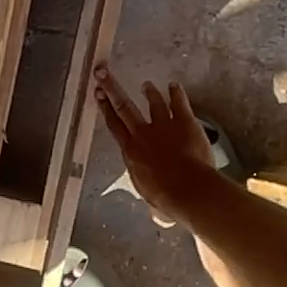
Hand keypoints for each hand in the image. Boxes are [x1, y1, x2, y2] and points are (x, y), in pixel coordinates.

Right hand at [92, 64, 216, 219]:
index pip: (114, 126)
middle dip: (111, 88)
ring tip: (146, 84)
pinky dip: (176, 93)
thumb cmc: (168, 199)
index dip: (104, 109)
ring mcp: (164, 125)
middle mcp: (143, 134)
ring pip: (153, 103)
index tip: (97, 94)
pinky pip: (178, 103)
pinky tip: (174, 85)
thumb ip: (152, 196)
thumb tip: (156, 214)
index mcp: (131, 152)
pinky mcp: (184, 122)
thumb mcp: (152, 199)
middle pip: (124, 107)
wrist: (189, 190)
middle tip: (102, 73)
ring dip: (149, 92)